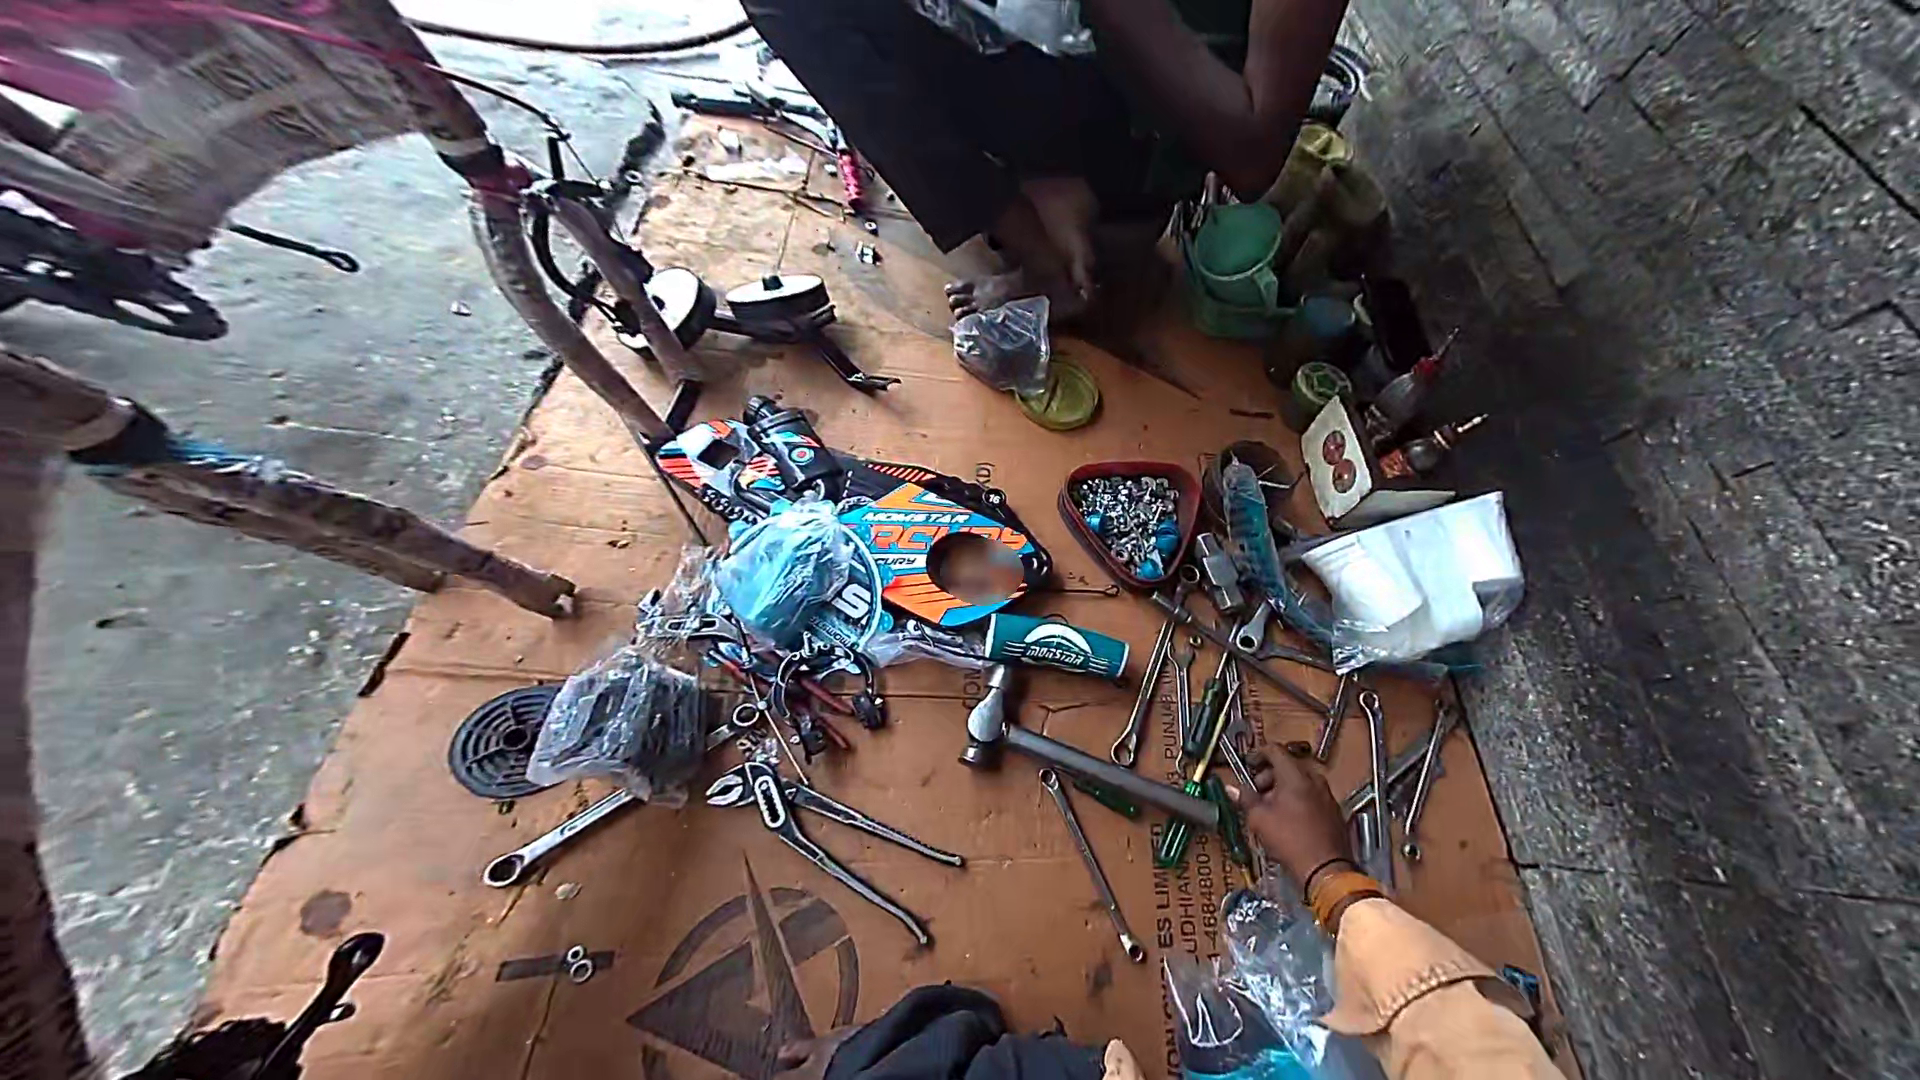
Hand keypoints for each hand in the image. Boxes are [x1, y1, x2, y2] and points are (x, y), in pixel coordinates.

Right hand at [1225, 749, 1350, 887]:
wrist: (1327, 871)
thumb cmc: (1290, 839)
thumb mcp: (1259, 818)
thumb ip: (1245, 798)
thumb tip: (1232, 789)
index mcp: (1295, 776)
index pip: (1275, 751)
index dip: (1258, 754)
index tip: (1248, 765)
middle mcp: (1314, 781)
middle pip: (1287, 765)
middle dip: (1268, 775)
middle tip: (1256, 791)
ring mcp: (1327, 796)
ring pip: (1300, 781)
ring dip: (1283, 788)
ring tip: (1271, 808)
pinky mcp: (1335, 812)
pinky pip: (1312, 795)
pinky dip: (1298, 799)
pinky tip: (1288, 818)